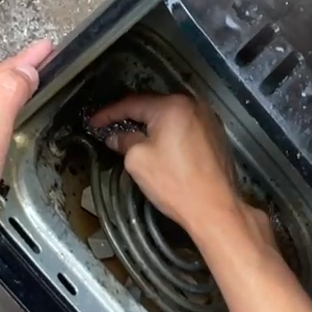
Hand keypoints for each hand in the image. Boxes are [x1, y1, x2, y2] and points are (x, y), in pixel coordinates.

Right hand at [88, 93, 268, 243]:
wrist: (215, 208)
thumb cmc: (177, 184)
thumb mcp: (138, 161)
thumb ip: (124, 142)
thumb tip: (117, 138)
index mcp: (172, 107)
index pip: (132, 103)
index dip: (109, 113)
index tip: (96, 122)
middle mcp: (193, 106)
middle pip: (153, 106)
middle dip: (130, 118)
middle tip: (111, 128)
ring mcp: (208, 120)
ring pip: (170, 117)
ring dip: (151, 126)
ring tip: (132, 139)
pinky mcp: (215, 136)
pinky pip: (185, 127)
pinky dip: (169, 134)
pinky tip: (159, 147)